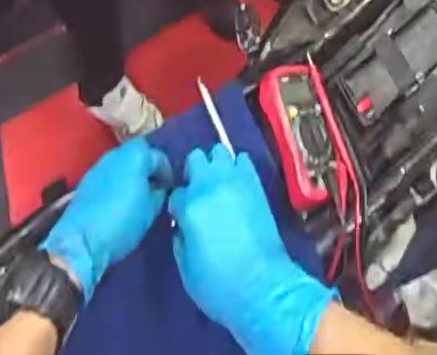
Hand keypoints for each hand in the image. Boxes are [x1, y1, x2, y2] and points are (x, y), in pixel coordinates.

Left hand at [39, 138, 171, 299]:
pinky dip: (118, 181)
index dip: (168, 174)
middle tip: (154, 189)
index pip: (160, 157)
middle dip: (149, 168)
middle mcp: (117, 153)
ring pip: (123, 163)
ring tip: (137, 195)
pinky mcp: (87, 180)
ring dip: (132, 174)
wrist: (80, 242)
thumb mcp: (150, 211)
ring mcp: (100, 165)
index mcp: (136, 155)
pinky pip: (110, 173)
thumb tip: (160, 188)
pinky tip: (119, 199)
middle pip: (140, 154)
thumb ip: (160, 193)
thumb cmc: (121, 223)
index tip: (169, 190)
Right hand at [170, 145, 333, 354]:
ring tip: (218, 185)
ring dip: (215, 165)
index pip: (175, 193)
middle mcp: (210, 184)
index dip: (177, 207)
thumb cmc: (219, 285)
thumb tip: (182, 224)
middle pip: (195, 158)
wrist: (262, 285)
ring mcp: (235, 179)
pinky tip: (237, 185)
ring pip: (219, 151)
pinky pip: (243, 159)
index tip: (182, 217)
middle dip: (193, 173)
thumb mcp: (186, 269)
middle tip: (197, 193)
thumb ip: (180, 238)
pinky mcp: (255, 181)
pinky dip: (237, 167)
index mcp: (190, 206)